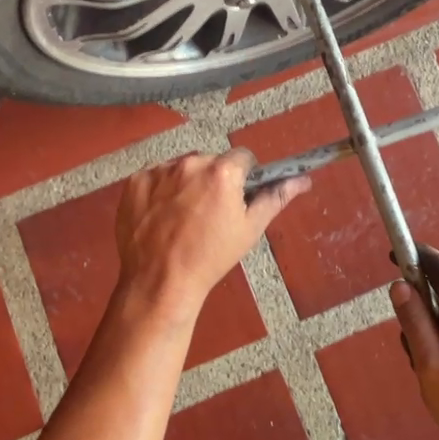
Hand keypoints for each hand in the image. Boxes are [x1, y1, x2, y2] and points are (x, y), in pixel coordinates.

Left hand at [115, 150, 308, 314]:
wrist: (160, 281)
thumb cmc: (211, 257)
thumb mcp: (250, 229)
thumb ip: (276, 197)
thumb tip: (303, 179)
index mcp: (223, 171)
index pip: (242, 157)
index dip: (243, 177)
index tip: (236, 198)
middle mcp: (190, 162)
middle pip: (210, 162)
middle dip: (213, 180)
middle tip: (208, 214)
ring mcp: (159, 171)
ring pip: (181, 169)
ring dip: (185, 184)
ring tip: (181, 218)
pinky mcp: (135, 181)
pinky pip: (155, 178)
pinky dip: (159, 192)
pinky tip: (160, 217)